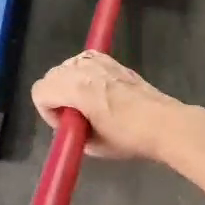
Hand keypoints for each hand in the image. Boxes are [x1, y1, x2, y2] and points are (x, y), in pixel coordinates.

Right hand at [30, 50, 187, 160]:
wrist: (164, 122)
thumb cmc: (129, 137)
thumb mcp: (93, 145)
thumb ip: (73, 132)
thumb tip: (70, 126)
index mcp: (76, 88)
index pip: (40, 91)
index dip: (47, 112)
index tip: (65, 125)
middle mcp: (83, 68)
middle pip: (51, 76)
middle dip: (56, 96)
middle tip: (74, 117)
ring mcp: (99, 60)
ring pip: (66, 66)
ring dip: (68, 83)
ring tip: (86, 103)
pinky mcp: (112, 60)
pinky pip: (84, 61)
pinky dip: (83, 74)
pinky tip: (98, 91)